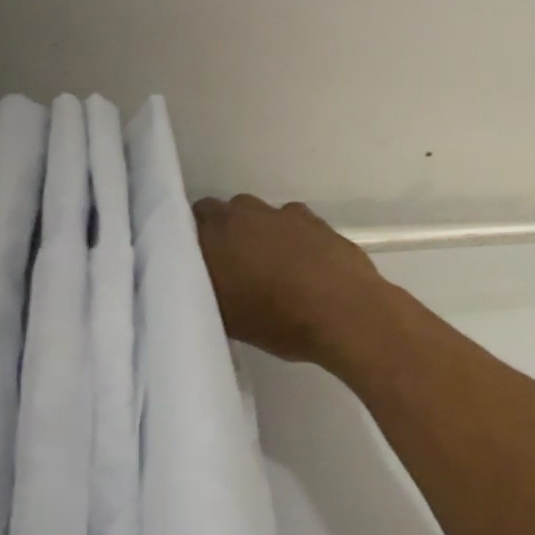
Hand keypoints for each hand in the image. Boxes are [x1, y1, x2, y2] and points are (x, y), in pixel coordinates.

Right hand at [192, 194, 393, 365]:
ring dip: (263, 233)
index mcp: (214, 236)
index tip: (204, 259)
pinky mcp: (317, 221)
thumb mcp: (228, 319)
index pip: (189, 220)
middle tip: (236, 264)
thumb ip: (211, 289)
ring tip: (274, 266)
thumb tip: (213, 280)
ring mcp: (284, 215)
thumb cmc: (279, 321)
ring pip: (263, 216)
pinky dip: (295, 237)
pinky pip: (296, 223)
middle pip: (228, 213)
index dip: (197, 238)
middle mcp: (246, 215)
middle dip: (229, 231)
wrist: (345, 312)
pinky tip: (304, 264)